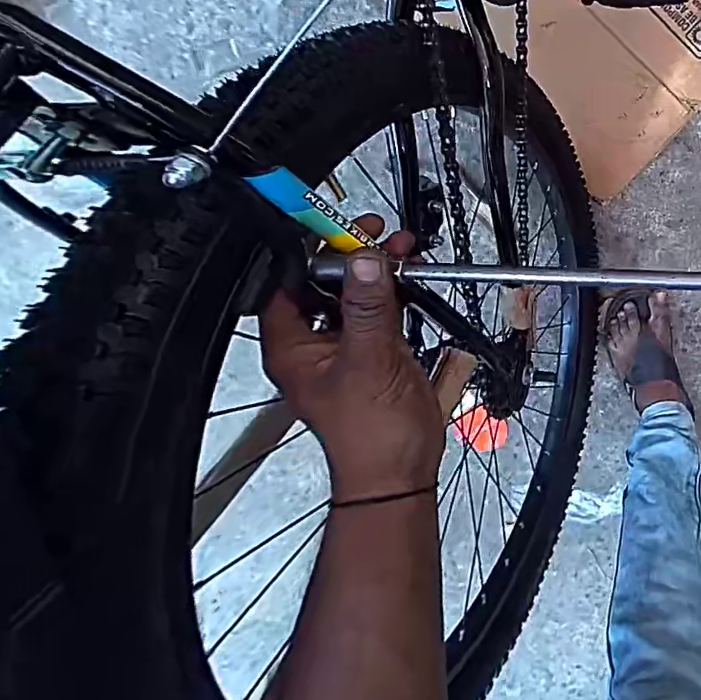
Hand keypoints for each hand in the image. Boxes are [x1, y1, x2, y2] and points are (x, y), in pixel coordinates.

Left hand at [259, 216, 444, 502]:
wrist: (402, 470)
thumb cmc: (370, 435)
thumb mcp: (368, 359)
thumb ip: (367, 306)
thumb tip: (364, 261)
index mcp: (293, 345)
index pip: (290, 282)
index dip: (312, 251)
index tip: (338, 229)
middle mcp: (314, 340)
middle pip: (326, 281)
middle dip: (353, 255)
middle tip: (375, 234)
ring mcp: (346, 342)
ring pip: (355, 290)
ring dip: (377, 268)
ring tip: (400, 249)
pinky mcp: (374, 346)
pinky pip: (379, 305)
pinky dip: (394, 287)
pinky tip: (410, 274)